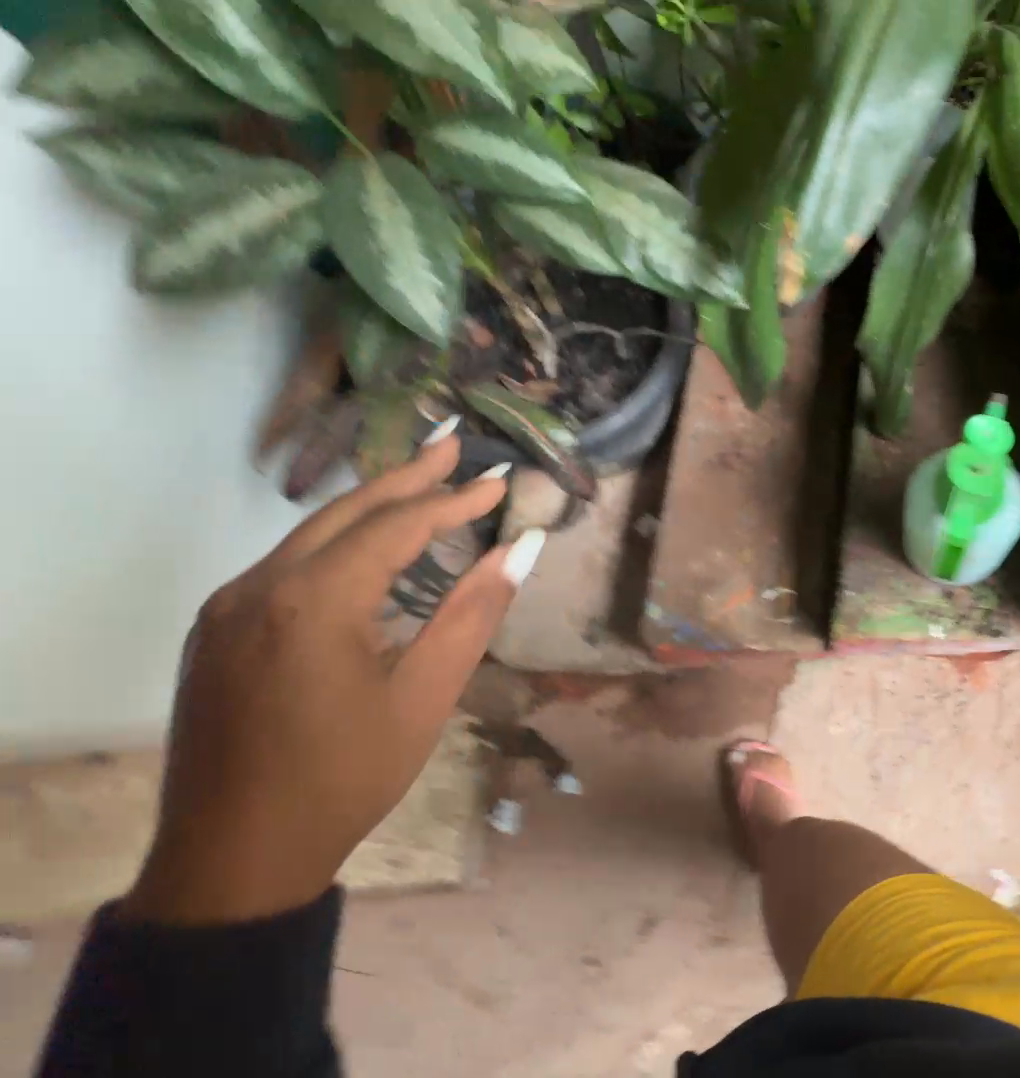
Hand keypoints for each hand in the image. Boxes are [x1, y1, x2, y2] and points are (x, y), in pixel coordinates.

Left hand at [122, 421, 545, 924]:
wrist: (238, 852)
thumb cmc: (348, 774)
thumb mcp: (427, 694)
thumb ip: (474, 613)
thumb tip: (522, 549)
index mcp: (312, 601)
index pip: (395, 527)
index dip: (453, 500)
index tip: (501, 481)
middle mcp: (258, 588)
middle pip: (344, 513)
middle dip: (405, 478)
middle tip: (454, 447)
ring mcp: (228, 609)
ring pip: (309, 535)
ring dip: (370, 507)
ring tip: (420, 483)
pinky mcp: (218, 632)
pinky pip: (286, 565)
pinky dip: (338, 542)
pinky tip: (368, 547)